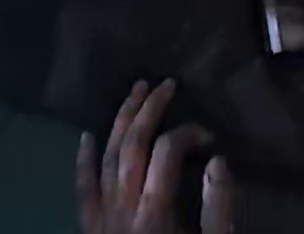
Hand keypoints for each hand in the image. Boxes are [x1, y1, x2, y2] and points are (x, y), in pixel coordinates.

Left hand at [78, 80, 234, 233]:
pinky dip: (83, 163)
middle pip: (131, 146)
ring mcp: (101, 225)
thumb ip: (220, 210)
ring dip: (121, 121)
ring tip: (136, 90)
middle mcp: (122, 214)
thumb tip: (217, 160)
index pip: (167, 150)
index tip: (212, 139)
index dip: (190, 133)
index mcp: (154, 217)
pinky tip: (86, 136)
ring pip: (106, 160)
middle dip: (149, 109)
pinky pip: (82, 194)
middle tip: (167, 83)